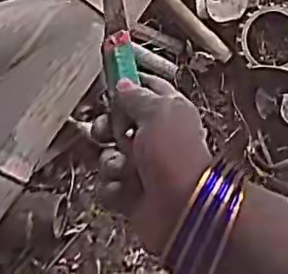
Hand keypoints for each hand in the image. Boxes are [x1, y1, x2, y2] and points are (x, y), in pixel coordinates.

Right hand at [94, 76, 212, 252]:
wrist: (182, 209)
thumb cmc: (175, 154)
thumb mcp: (156, 113)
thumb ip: (136, 96)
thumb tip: (122, 83)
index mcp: (168, 108)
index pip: (145, 86)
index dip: (126, 82)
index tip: (107, 77)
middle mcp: (155, 134)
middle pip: (119, 121)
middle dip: (107, 126)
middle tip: (106, 130)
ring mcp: (143, 164)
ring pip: (110, 154)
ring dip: (111, 161)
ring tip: (124, 167)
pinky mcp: (131, 193)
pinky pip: (108, 185)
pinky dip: (113, 187)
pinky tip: (124, 188)